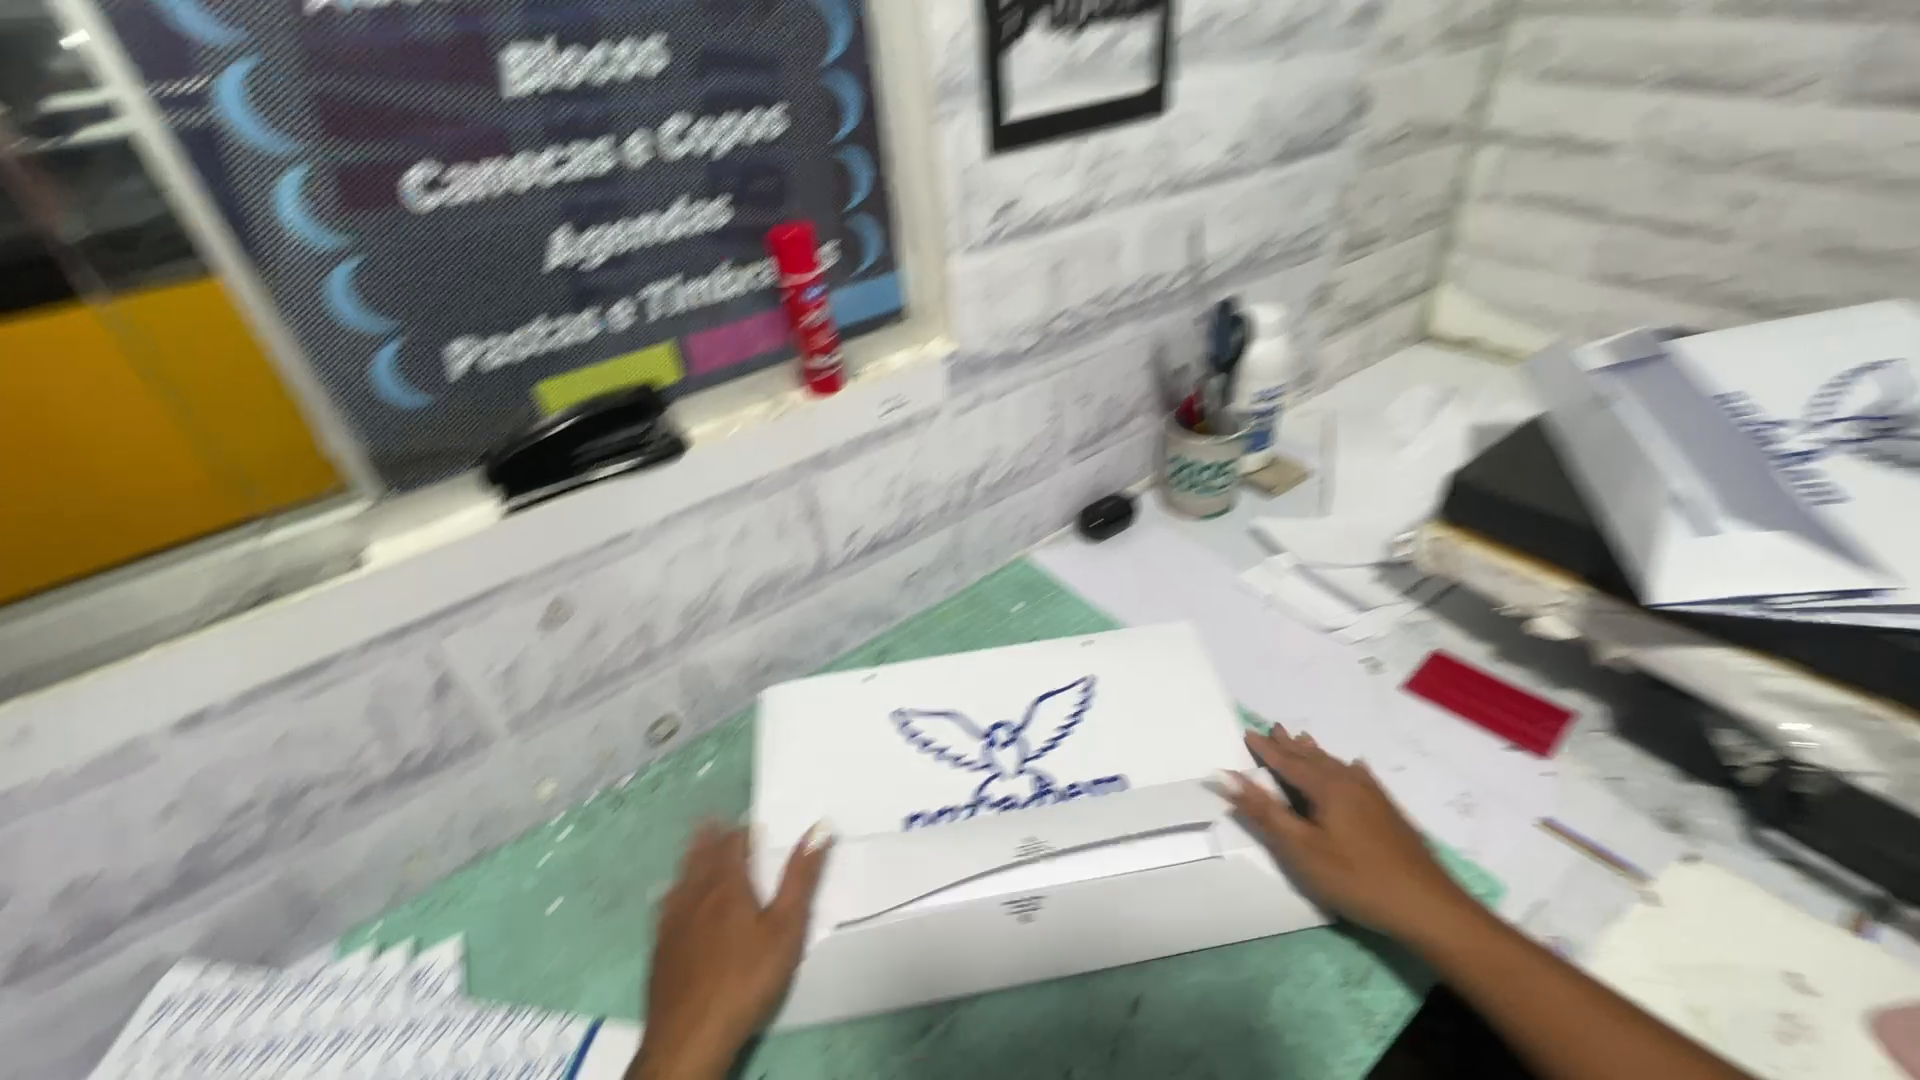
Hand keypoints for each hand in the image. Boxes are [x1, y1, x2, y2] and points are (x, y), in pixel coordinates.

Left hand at [629, 822, 832, 1079]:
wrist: (690, 1034)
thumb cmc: (747, 977)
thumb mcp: (787, 926)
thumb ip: (802, 876)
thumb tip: (820, 827)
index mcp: (728, 884)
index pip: (733, 844)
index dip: (743, 832)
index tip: (753, 825)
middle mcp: (695, 893)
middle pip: (701, 854)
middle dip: (711, 836)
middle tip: (715, 820)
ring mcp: (672, 920)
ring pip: (681, 876)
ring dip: (691, 856)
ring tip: (696, 845)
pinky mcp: (659, 947)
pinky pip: (665, 904)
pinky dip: (674, 888)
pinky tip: (673, 897)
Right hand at [1210, 725, 1479, 945]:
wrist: (1429, 907)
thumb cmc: (1356, 878)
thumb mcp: (1300, 849)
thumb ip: (1264, 811)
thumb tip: (1227, 776)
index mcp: (1326, 788)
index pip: (1287, 762)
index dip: (1266, 750)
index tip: (1248, 733)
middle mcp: (1350, 784)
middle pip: (1313, 759)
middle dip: (1289, 745)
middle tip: (1274, 727)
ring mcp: (1374, 798)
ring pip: (1337, 766)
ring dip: (1315, 753)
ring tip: (1302, 739)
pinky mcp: (1390, 814)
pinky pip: (1361, 778)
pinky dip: (1347, 768)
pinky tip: (1356, 768)